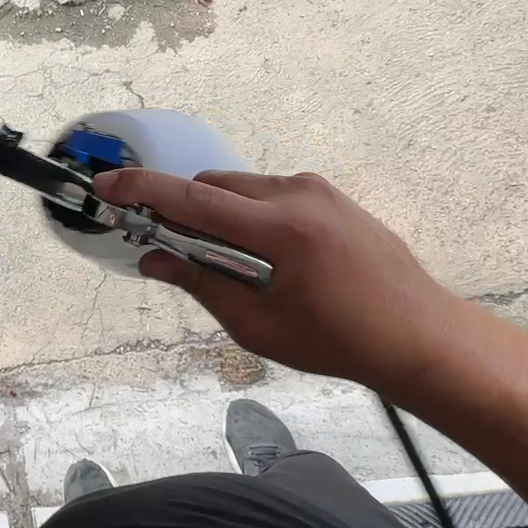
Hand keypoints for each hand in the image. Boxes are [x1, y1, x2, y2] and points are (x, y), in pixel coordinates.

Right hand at [93, 168, 475, 396]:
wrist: (422, 336)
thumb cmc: (338, 341)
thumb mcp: (256, 324)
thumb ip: (199, 283)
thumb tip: (151, 260)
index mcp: (280, 230)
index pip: (192, 198)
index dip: (141, 190)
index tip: (105, 187)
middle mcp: (298, 195)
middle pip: (211, 186)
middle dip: (179, 208)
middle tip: (165, 245)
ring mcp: (318, 190)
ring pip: (238, 186)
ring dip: (213, 211)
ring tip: (220, 257)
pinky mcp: (330, 195)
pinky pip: (266, 192)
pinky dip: (244, 212)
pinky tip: (257, 252)